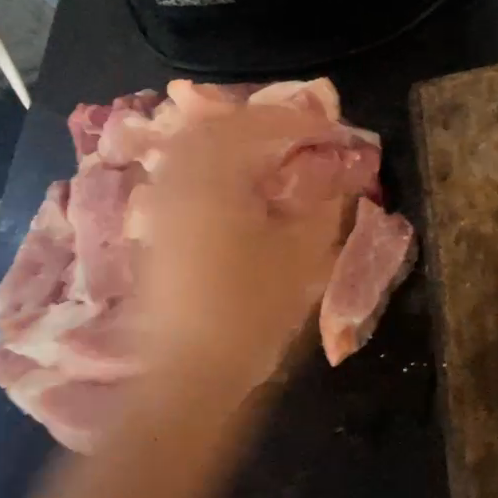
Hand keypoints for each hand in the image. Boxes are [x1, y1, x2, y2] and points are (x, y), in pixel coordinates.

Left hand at [125, 101, 348, 384]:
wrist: (185, 377)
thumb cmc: (251, 312)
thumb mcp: (303, 253)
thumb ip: (325, 202)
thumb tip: (341, 172)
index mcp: (216, 176)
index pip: (259, 124)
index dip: (301, 120)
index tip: (333, 131)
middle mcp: (180, 178)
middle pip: (218, 125)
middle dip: (263, 123)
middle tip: (302, 134)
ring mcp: (161, 204)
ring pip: (196, 148)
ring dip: (238, 143)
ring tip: (276, 156)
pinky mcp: (156, 229)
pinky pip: (186, 173)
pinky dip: (217, 166)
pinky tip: (244, 188)